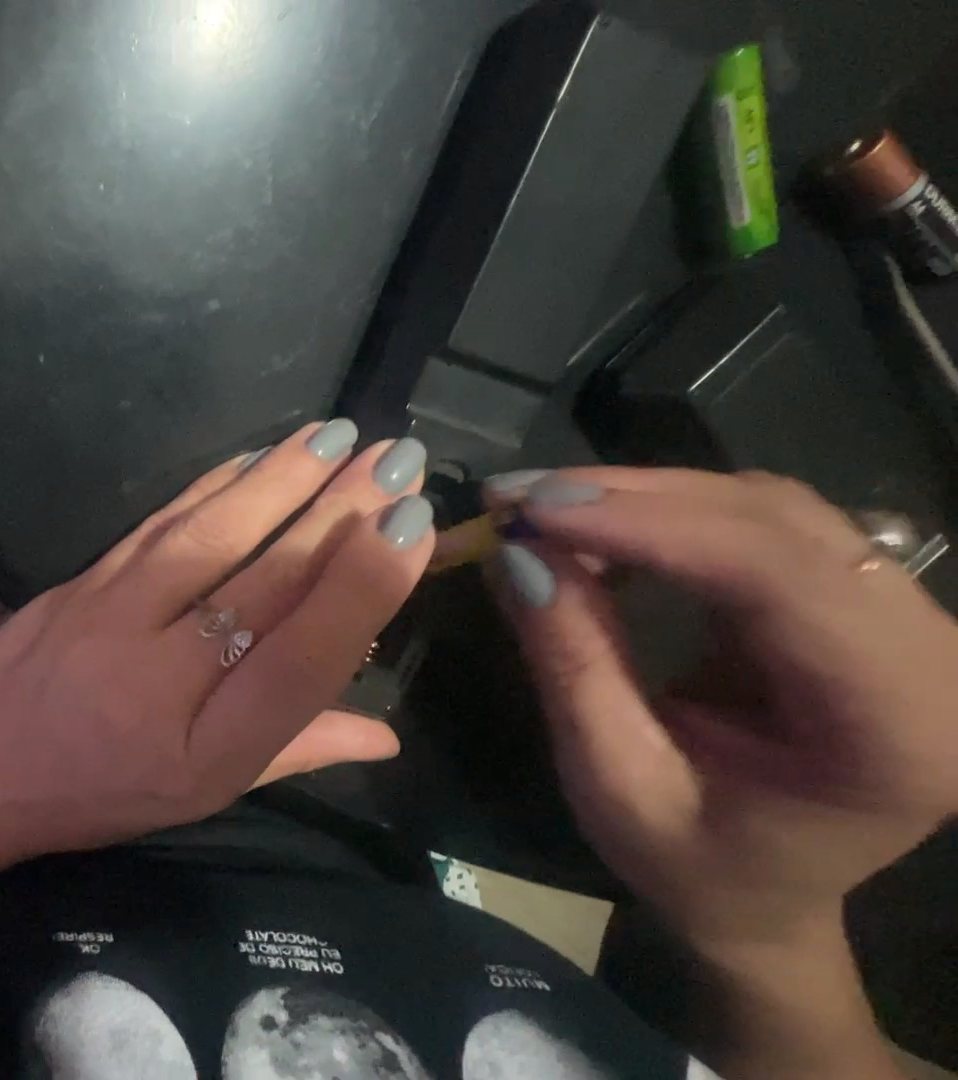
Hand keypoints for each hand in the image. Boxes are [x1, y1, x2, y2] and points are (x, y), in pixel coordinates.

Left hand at [0, 421, 436, 857]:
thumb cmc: (98, 794)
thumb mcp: (198, 797)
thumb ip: (289, 754)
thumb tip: (386, 734)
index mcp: (203, 749)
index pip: (297, 663)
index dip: (359, 592)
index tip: (407, 525)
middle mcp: (158, 676)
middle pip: (258, 585)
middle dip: (334, 513)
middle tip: (395, 454)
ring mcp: (107, 620)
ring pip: (205, 539)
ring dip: (275, 481)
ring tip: (334, 436)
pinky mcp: (75, 586)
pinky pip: (153, 529)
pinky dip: (206, 489)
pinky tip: (248, 459)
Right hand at [488, 468, 957, 947]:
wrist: (757, 891)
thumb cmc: (688, 859)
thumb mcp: (611, 776)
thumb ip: (572, 662)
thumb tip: (514, 555)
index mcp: (895, 725)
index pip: (780, 580)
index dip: (652, 529)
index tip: (533, 511)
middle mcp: (930, 657)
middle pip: (780, 526)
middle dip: (635, 498)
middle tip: (516, 498)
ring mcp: (902, 621)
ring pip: (770, 509)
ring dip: (644, 494)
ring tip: (540, 503)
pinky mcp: (850, 603)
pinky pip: (759, 524)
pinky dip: (664, 509)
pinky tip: (594, 519)